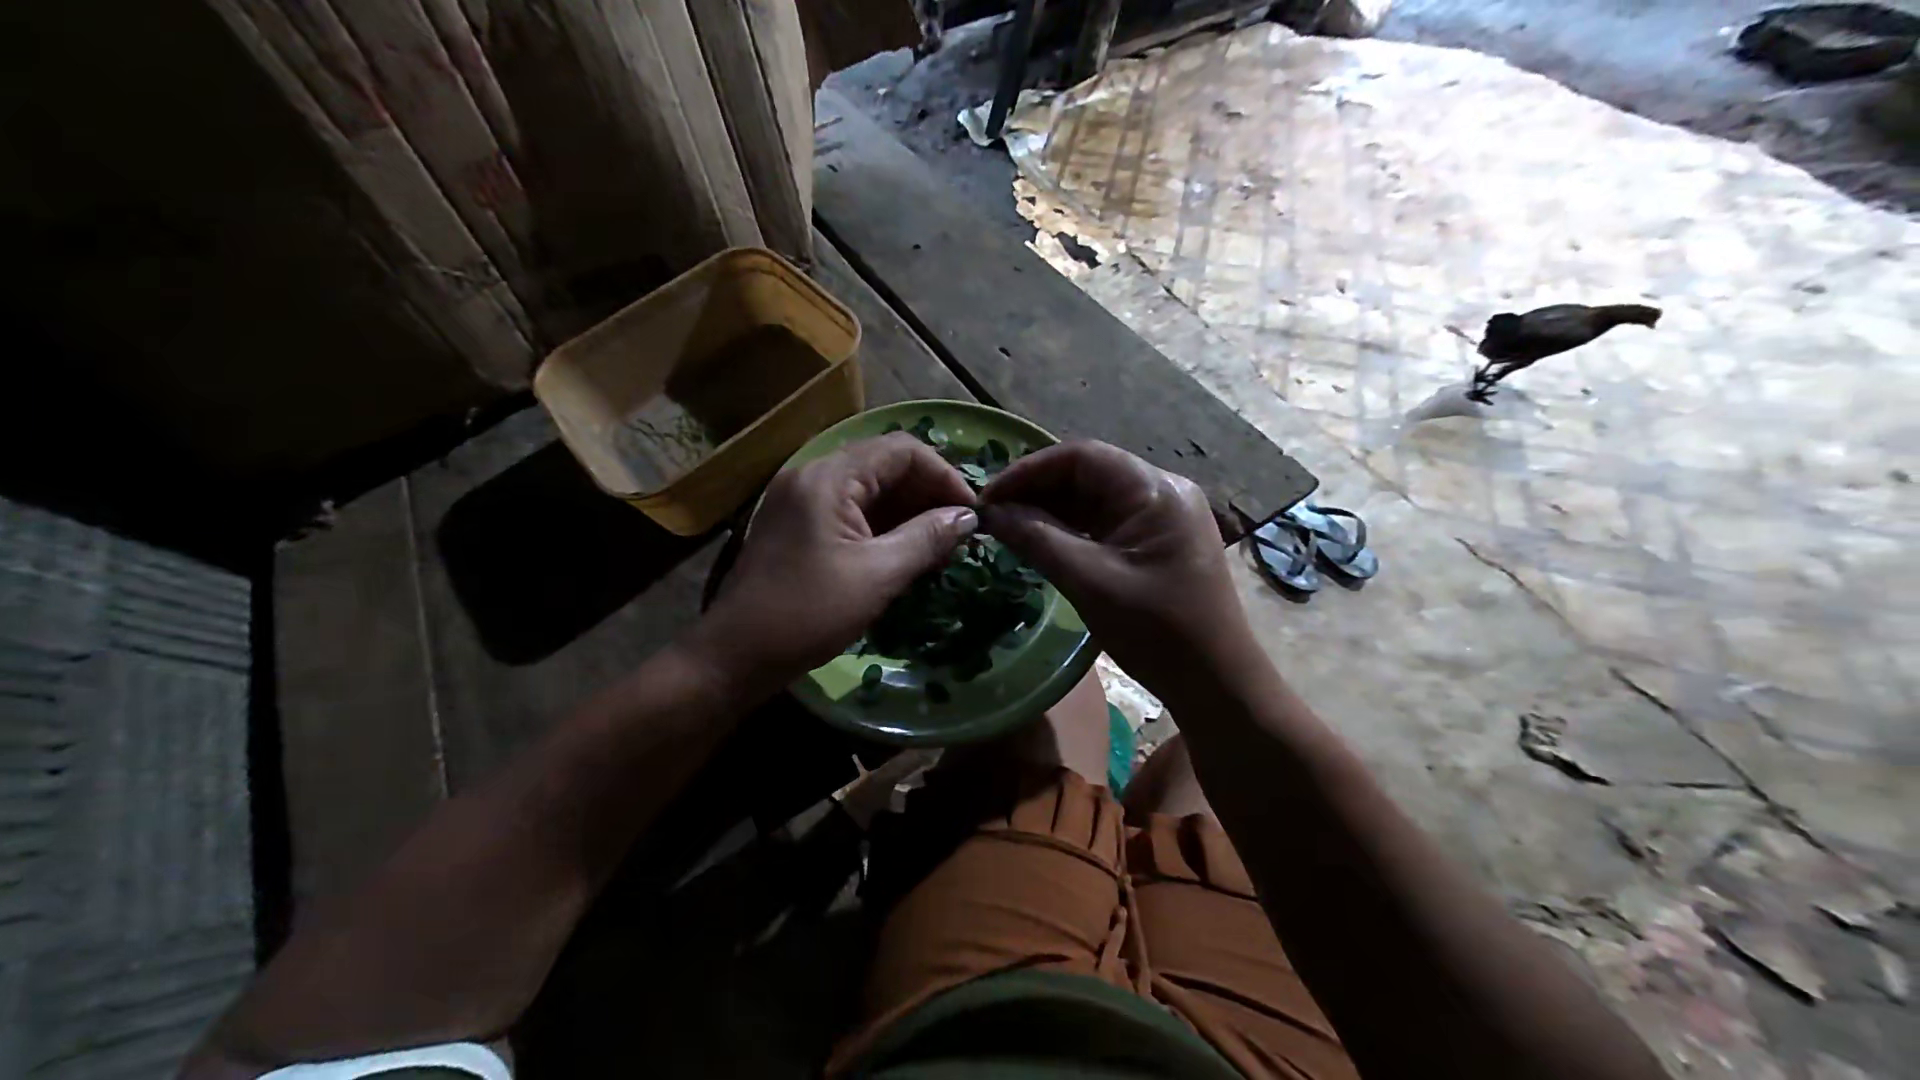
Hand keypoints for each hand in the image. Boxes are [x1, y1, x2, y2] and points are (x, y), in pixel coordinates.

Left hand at [695, 433, 977, 687]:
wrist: (736, 656)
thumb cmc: (808, 613)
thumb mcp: (878, 575)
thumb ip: (927, 538)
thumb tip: (968, 518)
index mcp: (828, 477)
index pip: (902, 451)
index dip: (944, 476)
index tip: (972, 514)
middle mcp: (812, 475)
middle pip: (885, 465)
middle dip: (929, 494)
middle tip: (961, 532)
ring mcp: (802, 500)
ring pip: (870, 490)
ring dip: (909, 512)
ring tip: (941, 546)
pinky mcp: (798, 525)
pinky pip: (851, 511)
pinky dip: (884, 526)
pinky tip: (908, 552)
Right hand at [979, 441, 1251, 688]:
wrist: (1216, 684)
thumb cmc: (1158, 632)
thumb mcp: (1090, 583)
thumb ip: (1037, 539)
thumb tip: (991, 512)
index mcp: (1156, 491)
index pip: (1081, 456)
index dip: (1029, 470)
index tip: (989, 497)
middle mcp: (1162, 492)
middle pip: (1087, 473)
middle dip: (1037, 491)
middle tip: (992, 516)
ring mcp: (1162, 518)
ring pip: (1093, 499)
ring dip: (1050, 510)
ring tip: (1007, 529)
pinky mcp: (1156, 542)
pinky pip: (1105, 522)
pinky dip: (1069, 529)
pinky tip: (1039, 542)